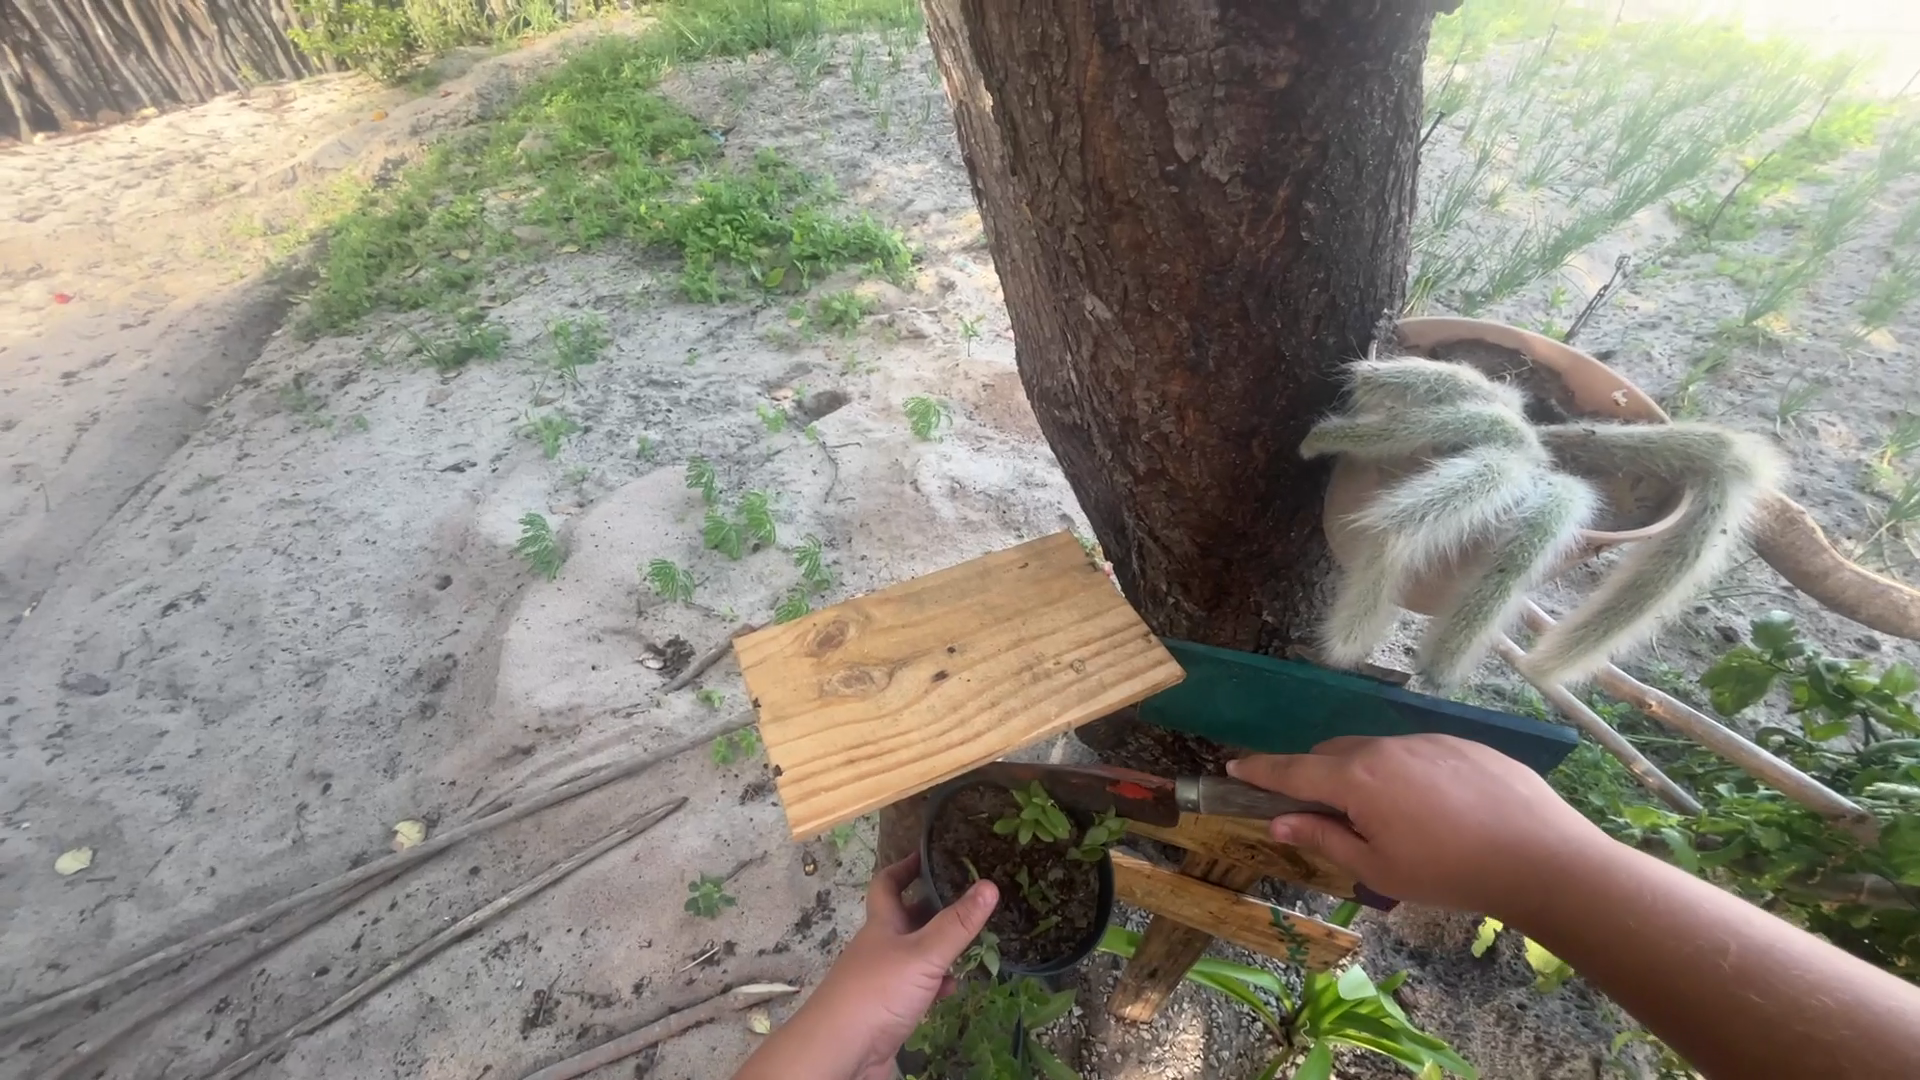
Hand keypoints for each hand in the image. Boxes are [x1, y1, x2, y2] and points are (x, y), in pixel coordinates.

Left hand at [796, 852, 997, 1078]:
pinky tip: (950, 988)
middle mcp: (880, 946)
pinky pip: (915, 989)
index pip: (888, 883)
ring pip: (914, 954)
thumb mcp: (923, 954)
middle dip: (932, 908)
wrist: (839, 1054)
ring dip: (938, 949)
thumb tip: (990, 885)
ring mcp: (881, 980)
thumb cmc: (877, 991)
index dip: (904, 866)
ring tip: (968, 944)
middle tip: (964, 899)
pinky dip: (934, 985)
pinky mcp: (887, 1011)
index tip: (927, 855)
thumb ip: (957, 924)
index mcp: (882, 923)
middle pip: (906, 918)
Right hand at [1227, 734, 1608, 917]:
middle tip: (1322, 806)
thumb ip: (1323, 839)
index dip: (1259, 769)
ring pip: (1372, 749)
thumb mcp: (1379, 869)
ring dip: (1362, 771)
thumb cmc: (1451, 873)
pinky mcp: (1459, 742)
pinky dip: (1406, 771)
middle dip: (1314, 773)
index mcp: (1354, 779)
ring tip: (1391, 812)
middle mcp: (1380, 748)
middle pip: (1329, 753)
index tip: (1234, 764)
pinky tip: (1439, 806)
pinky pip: (1415, 751)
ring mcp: (1422, 740)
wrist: (1547, 860)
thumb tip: (1276, 824)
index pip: (1291, 770)